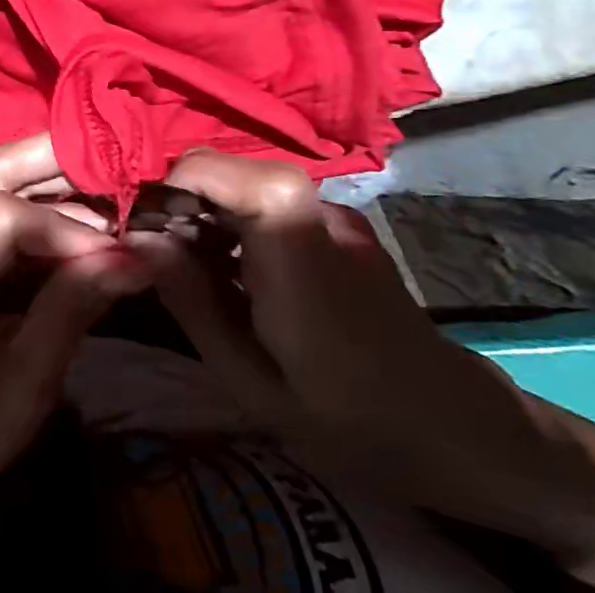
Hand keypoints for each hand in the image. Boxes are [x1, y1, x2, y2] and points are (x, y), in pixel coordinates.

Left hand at [0, 134, 149, 517]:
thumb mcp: (32, 379)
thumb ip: (76, 305)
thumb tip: (141, 254)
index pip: (2, 220)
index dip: (67, 223)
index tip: (117, 246)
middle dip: (59, 161)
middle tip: (121, 169)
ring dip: (52, 173)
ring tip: (108, 193)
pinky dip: (39, 190)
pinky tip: (79, 207)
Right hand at [125, 151, 490, 441]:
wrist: (455, 425)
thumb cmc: (349, 419)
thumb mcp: (250, 381)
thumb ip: (192, 302)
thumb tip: (140, 240)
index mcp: (291, 245)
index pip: (216, 169)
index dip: (170, 187)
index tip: (142, 232)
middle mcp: (312, 209)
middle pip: (225, 171)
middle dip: (180, 203)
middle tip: (157, 259)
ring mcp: (330, 211)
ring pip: (243, 184)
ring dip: (205, 213)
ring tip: (191, 271)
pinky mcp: (336, 223)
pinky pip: (269, 204)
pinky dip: (235, 224)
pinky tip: (233, 274)